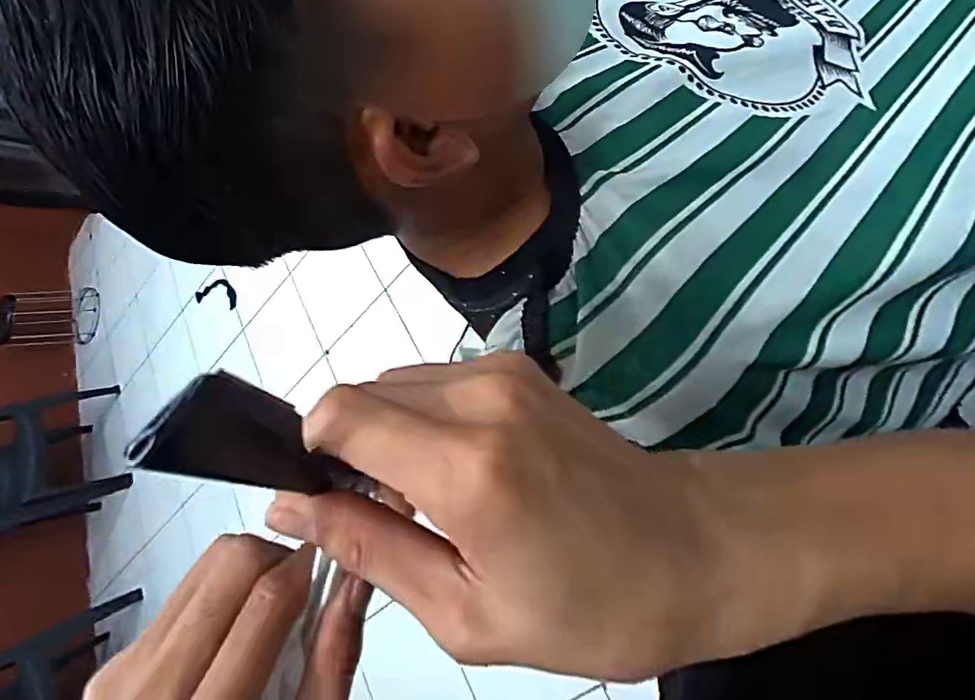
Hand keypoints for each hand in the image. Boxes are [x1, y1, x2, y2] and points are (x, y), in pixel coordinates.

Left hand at [84, 535, 370, 699]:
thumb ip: (332, 659)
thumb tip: (355, 579)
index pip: (266, 600)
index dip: (306, 566)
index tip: (327, 561)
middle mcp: (152, 692)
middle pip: (232, 563)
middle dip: (276, 560)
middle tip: (298, 589)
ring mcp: (121, 677)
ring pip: (205, 565)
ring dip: (248, 570)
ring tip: (266, 610)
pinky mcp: (112, 667)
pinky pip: (180, 593)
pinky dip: (218, 593)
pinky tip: (231, 630)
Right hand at [265, 355, 793, 681]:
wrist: (685, 546)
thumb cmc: (584, 604)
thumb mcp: (465, 613)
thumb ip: (368, 548)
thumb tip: (290, 507)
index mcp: (468, 466)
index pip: (343, 412)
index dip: (313, 446)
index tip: (325, 494)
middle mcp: (481, 395)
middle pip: (364, 391)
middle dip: (352, 446)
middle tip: (390, 511)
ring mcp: (502, 369)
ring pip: (396, 381)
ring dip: (388, 431)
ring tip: (432, 493)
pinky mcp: (516, 362)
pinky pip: (434, 378)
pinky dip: (423, 416)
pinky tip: (461, 463)